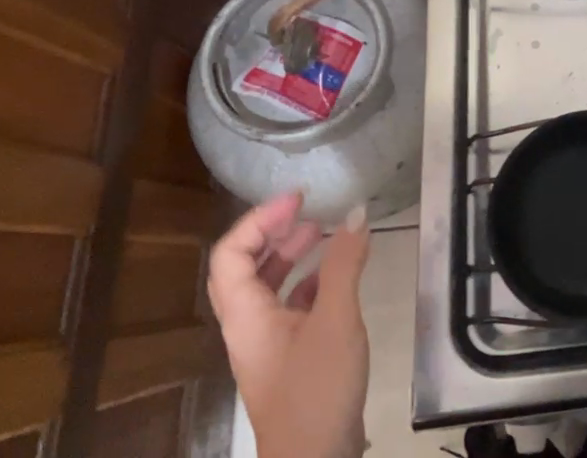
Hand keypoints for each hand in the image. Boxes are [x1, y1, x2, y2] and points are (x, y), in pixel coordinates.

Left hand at [207, 193, 370, 457]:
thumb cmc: (316, 389)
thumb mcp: (335, 320)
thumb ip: (343, 264)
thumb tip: (354, 213)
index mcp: (245, 315)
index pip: (232, 254)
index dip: (260, 219)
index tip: (299, 198)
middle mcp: (248, 326)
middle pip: (245, 267)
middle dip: (274, 232)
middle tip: (310, 209)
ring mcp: (268, 344)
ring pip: (269, 287)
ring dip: (291, 255)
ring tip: (324, 232)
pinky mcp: (290, 358)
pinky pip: (291, 306)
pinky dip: (310, 282)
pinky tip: (338, 275)